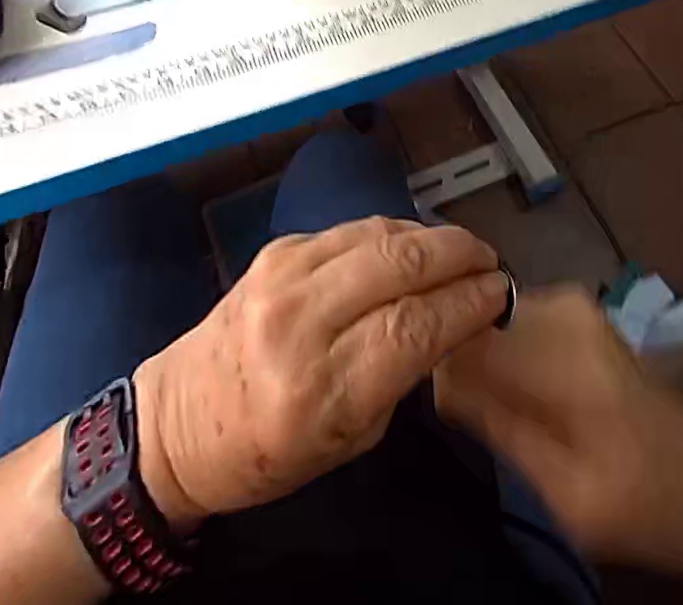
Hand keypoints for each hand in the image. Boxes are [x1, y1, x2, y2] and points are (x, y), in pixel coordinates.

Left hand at [131, 217, 506, 527]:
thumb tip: (448, 318)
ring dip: (423, 235)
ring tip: (456, 248)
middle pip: (396, 265)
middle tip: (488, 259)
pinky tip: (404, 244)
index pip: (415, 325)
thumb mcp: (351, 437)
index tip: (501, 292)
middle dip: (455, 253)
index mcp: (323, 385)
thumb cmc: (267, 448)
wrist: (181, 415)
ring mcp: (279, 278)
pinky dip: (382, 234)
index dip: (468, 302)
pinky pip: (339, 233)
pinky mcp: (268, 254)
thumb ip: (401, 373)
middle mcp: (299, 321)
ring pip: (370, 236)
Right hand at [434, 286, 682, 560]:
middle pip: (468, 314)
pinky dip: (496, 343)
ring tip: (490, 394)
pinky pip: (502, 315)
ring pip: (481, 312)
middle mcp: (559, 308)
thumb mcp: (565, 491)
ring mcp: (566, 300)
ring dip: (474, 347)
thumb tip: (433, 375)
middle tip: (462, 401)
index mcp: (562, 356)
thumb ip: (495, 424)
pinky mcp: (569, 304)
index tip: (427, 384)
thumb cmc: (644, 500)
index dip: (434, 354)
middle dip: (454, 350)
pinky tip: (513, 380)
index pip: (459, 330)